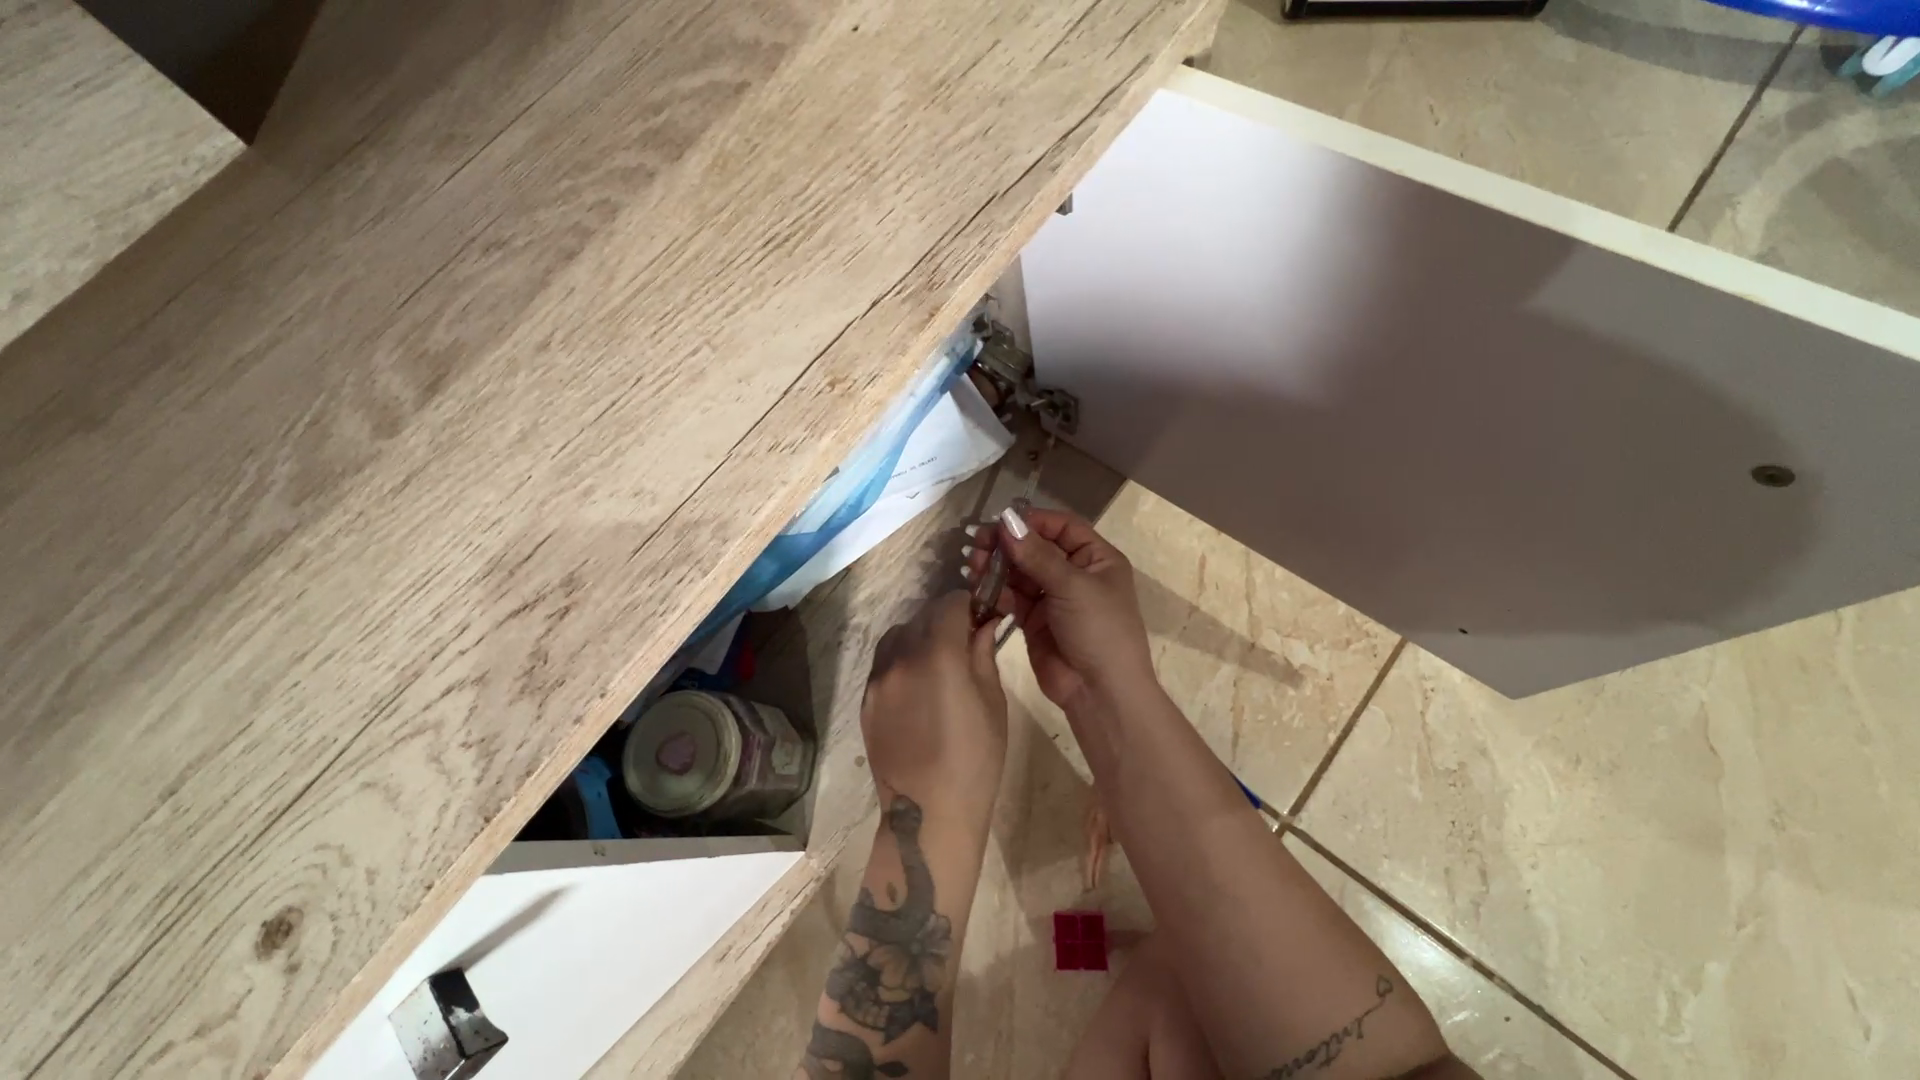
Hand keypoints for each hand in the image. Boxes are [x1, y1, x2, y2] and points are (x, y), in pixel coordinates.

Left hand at [861, 590, 1008, 819]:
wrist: (928, 813)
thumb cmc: (975, 760)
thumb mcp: (992, 703)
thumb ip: (983, 655)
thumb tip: (982, 625)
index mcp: (937, 655)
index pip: (950, 604)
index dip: (969, 604)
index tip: (982, 616)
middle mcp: (900, 658)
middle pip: (922, 617)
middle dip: (946, 620)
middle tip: (966, 640)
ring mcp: (877, 680)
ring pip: (898, 636)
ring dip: (920, 637)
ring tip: (939, 663)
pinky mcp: (865, 701)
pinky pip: (884, 664)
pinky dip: (903, 661)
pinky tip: (920, 687)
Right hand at [966, 505, 1155, 713]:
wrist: (1100, 691)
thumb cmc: (1098, 630)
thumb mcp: (1072, 586)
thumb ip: (1037, 554)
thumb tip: (1007, 520)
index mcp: (1097, 559)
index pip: (1062, 527)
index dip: (1032, 521)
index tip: (1000, 522)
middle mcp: (1076, 574)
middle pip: (1036, 548)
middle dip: (1007, 545)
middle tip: (977, 543)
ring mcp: (1054, 598)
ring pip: (1020, 573)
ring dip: (997, 567)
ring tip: (973, 565)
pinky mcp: (1034, 621)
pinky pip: (1012, 598)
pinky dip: (995, 591)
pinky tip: (977, 587)